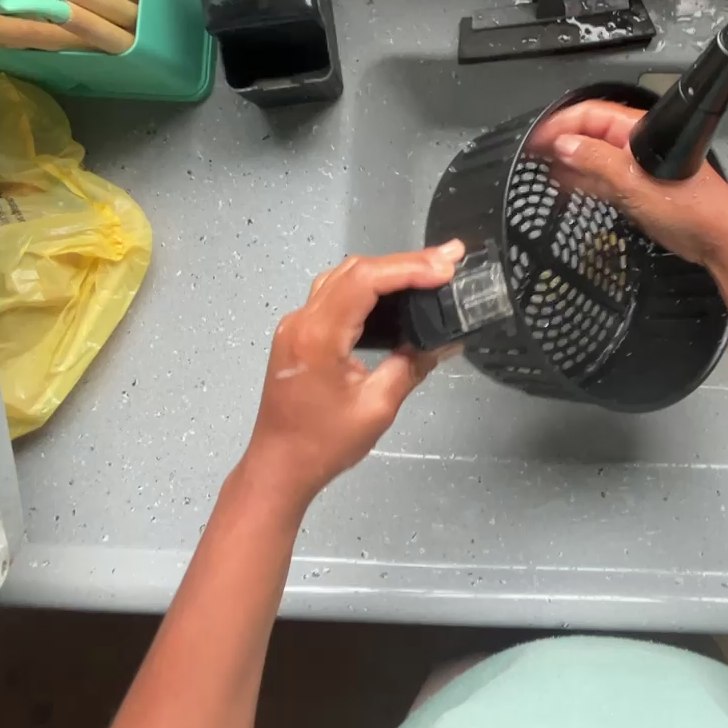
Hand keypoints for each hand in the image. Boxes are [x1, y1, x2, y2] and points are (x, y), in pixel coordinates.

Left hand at [246, 241, 464, 500]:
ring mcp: (297, 323)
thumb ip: (412, 365)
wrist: (277, 468)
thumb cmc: (324, 444)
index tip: (445, 269)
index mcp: (318, 335)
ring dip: (387, 269)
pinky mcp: (299, 332)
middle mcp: (303, 319)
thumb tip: (446, 342)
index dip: (408, 268)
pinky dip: (369, 284)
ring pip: (344, 276)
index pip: (365, 281)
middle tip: (450, 260)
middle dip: (405, 263)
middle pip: (356, 270)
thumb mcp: (377, 407)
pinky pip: (335, 292)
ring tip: (430, 270)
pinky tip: (394, 290)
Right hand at [527, 100, 727, 265]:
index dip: (560, 124)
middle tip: (534, 154)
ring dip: (568, 162)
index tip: (537, 139)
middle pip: (588, 134)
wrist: (716, 238)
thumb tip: (564, 146)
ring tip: (542, 169)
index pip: (589, 115)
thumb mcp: (634, 181)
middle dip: (560, 142)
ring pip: (592, 157)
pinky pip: (601, 180)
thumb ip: (596, 161)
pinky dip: (581, 182)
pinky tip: (565, 186)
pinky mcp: (634, 190)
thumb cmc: (692, 205)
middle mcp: (634, 145)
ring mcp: (633, 168)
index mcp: (636, 130)